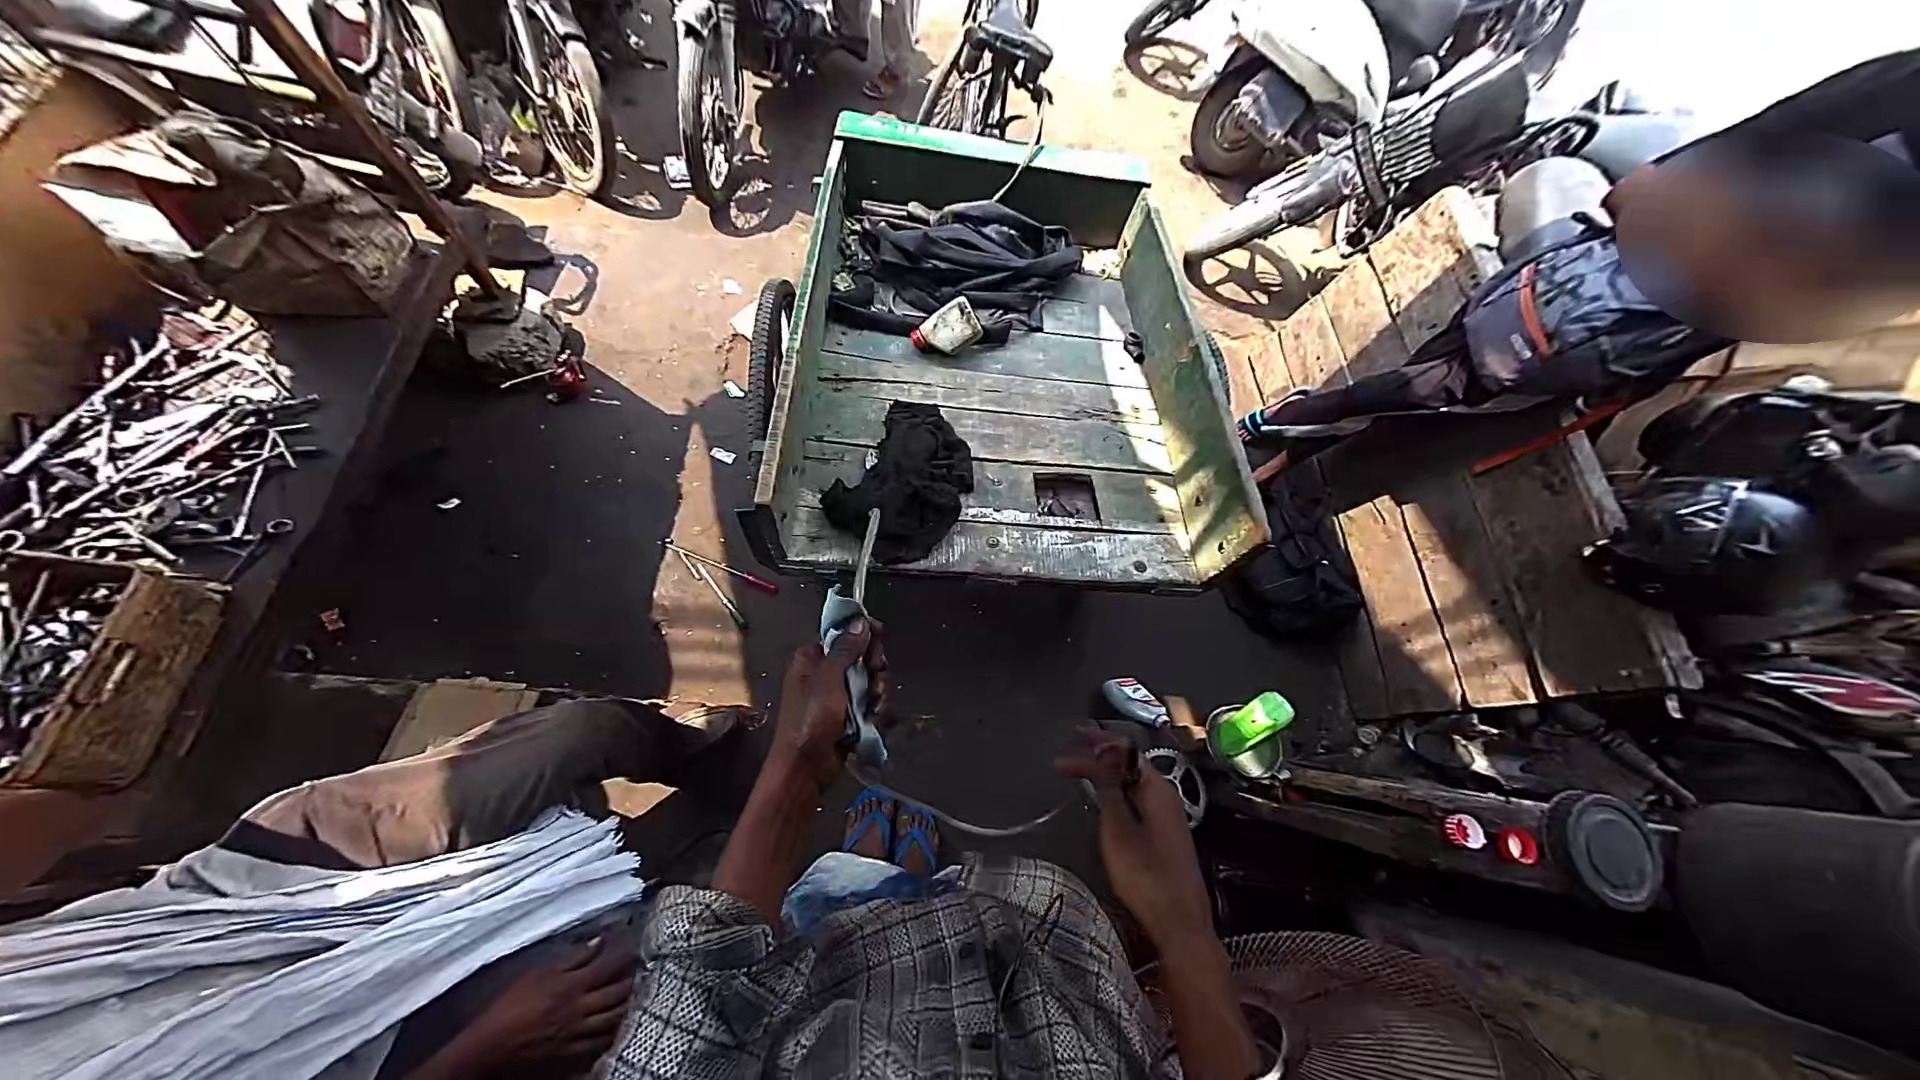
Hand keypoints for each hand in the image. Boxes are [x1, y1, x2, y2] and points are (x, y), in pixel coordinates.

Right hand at [462, 937, 635, 1064]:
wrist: (487, 1047)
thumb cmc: (510, 1005)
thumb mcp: (539, 973)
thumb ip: (572, 958)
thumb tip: (598, 942)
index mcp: (572, 986)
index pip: (609, 966)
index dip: (623, 954)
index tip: (632, 945)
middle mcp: (579, 1009)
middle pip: (617, 993)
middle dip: (631, 980)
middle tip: (637, 971)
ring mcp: (576, 1033)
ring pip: (612, 1018)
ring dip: (626, 1005)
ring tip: (632, 995)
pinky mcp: (568, 1054)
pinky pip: (598, 1043)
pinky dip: (611, 1033)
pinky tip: (615, 1025)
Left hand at [770, 617, 891, 789]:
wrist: (806, 767)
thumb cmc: (809, 720)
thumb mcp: (828, 679)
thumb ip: (846, 649)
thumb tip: (860, 622)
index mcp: (813, 658)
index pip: (843, 633)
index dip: (864, 632)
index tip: (880, 634)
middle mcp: (827, 673)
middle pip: (864, 657)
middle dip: (875, 670)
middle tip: (874, 682)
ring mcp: (840, 695)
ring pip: (873, 681)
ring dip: (878, 695)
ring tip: (872, 710)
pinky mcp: (851, 714)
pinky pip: (873, 702)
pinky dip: (877, 711)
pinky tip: (873, 721)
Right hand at [1056, 727, 1212, 947]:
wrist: (1180, 924)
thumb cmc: (1146, 876)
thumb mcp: (1118, 828)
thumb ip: (1108, 787)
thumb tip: (1102, 753)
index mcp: (1156, 788)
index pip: (1123, 751)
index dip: (1095, 743)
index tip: (1071, 739)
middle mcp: (1165, 794)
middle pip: (1128, 762)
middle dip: (1098, 755)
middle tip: (1070, 754)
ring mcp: (1167, 813)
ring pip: (1132, 780)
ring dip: (1106, 772)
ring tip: (1081, 770)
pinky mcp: (1165, 831)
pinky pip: (1136, 795)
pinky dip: (1116, 788)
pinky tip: (1103, 796)